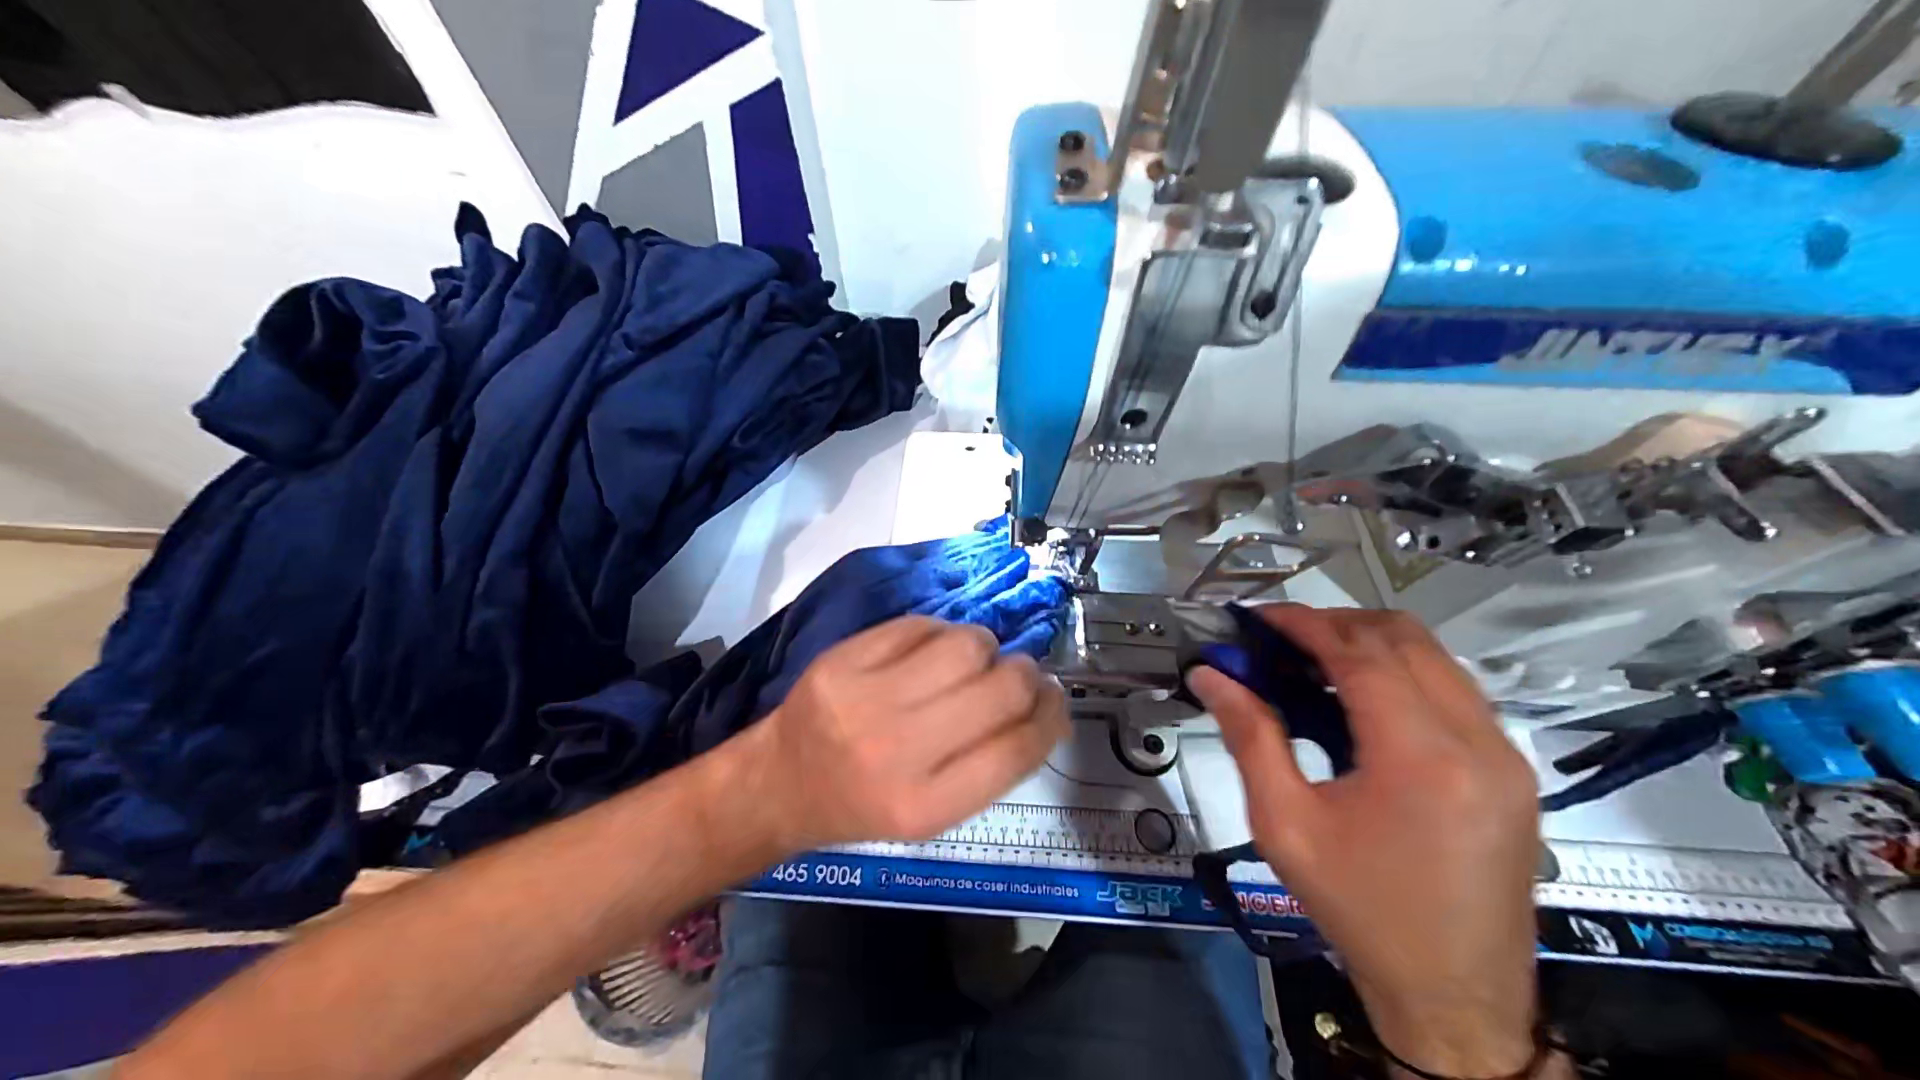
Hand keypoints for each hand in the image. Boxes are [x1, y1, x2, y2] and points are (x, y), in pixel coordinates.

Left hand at [739, 615, 1069, 852]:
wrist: (782, 782)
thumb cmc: (865, 804)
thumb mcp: (933, 814)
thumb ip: (991, 765)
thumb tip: (1044, 704)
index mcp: (927, 805)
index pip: (1019, 748)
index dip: (1052, 716)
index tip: (1053, 701)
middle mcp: (899, 751)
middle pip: (1002, 690)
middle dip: (1027, 676)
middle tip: (1019, 676)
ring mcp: (867, 698)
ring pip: (967, 645)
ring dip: (985, 649)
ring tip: (971, 662)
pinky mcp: (844, 659)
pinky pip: (921, 625)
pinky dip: (940, 633)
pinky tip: (931, 652)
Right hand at [1188, 605, 1540, 1077]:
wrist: (1453, 991)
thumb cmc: (1359, 908)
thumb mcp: (1285, 824)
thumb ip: (1248, 737)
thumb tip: (1210, 675)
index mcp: (1419, 756)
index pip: (1359, 653)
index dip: (1304, 623)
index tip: (1258, 617)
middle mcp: (1477, 741)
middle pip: (1403, 638)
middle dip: (1335, 623)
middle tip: (1279, 639)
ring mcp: (1506, 753)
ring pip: (1435, 657)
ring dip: (1370, 644)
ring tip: (1312, 662)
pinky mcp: (1513, 769)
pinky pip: (1453, 690)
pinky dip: (1402, 673)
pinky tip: (1359, 700)